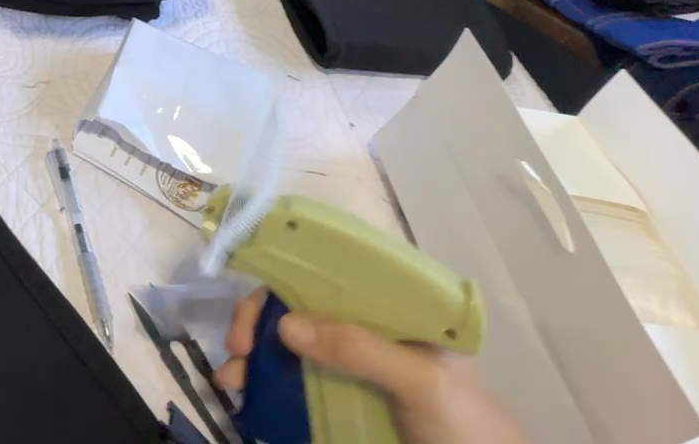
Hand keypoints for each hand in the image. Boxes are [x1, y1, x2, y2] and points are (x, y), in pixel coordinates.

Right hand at [212, 289, 530, 443]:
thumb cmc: (469, 425)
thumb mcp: (422, 381)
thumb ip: (360, 347)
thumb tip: (283, 323)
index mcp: (389, 310)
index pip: (324, 274)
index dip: (282, 277)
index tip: (256, 300)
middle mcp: (364, 331)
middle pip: (296, 308)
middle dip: (258, 322)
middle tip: (236, 347)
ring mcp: (351, 368)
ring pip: (287, 346)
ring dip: (252, 358)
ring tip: (229, 379)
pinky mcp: (340, 402)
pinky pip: (292, 384)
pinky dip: (262, 386)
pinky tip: (244, 394)